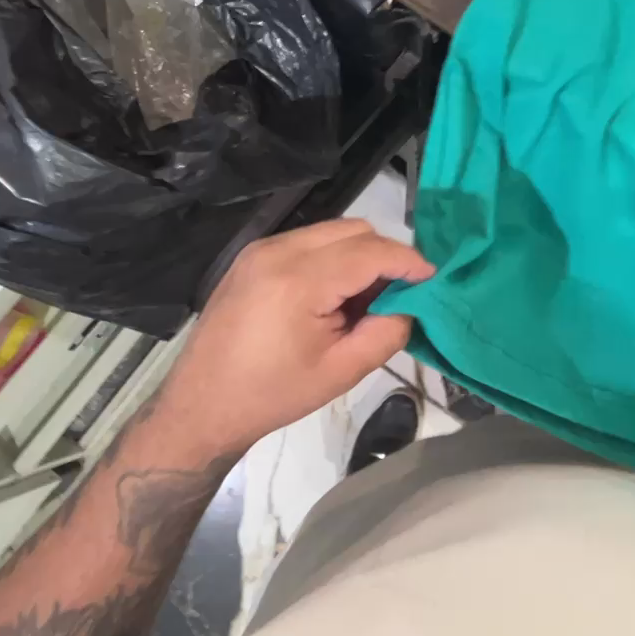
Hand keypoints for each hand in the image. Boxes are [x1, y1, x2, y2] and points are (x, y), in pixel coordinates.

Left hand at [149, 219, 435, 459]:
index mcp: (299, 279)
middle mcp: (279, 250)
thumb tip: (411, 303)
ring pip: (333, 231)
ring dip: (358, 256)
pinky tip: (331, 296)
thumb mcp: (341, 372)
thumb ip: (385, 332)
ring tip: (361, 301)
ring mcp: (262, 248)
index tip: (432, 278)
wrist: (201, 405)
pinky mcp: (253, 254)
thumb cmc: (272, 394)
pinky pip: (309, 240)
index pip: (370, 251)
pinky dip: (332, 257)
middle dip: (384, 256)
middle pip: (354, 230)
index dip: (408, 261)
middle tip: (396, 297)